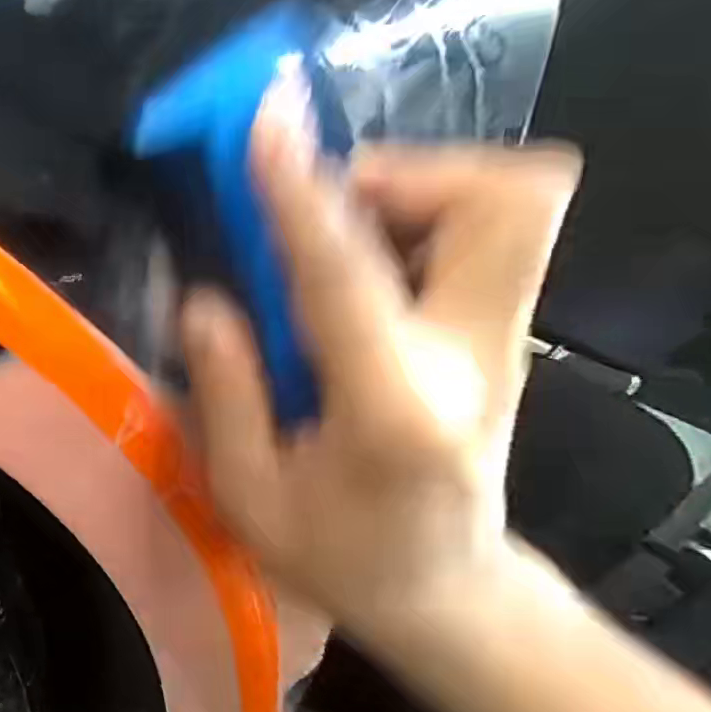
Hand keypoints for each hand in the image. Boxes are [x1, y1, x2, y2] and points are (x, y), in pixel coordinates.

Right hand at [180, 82, 579, 649]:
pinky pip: (484, 232)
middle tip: (320, 207)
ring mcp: (503, 340)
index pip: (346, 275)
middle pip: (505, 201)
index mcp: (391, 408)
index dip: (301, 191)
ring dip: (410, 191)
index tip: (266, 120)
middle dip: (402, 173)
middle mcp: (470, 357)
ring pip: (507, 203)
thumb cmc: (336, 555)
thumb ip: (225, 392)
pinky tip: (359, 270)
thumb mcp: (248, 494)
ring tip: (329, 239)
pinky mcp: (504, 332)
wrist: (447, 591)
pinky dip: (418, 219)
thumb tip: (203, 297)